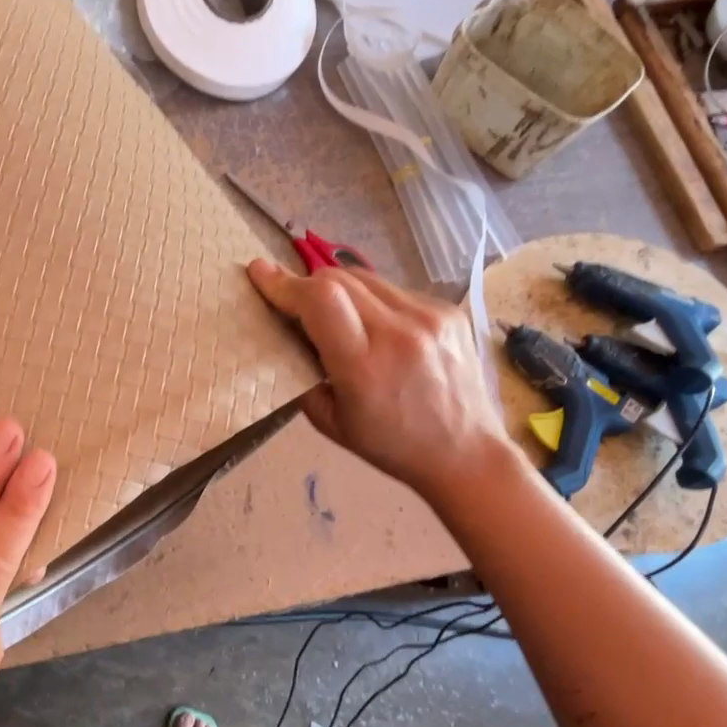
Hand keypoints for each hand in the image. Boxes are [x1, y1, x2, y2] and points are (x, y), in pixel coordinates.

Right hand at [247, 259, 512, 496]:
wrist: (467, 453)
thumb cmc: (391, 446)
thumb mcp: (331, 422)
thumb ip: (306, 374)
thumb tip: (289, 333)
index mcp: (364, 366)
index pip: (320, 300)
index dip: (284, 283)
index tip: (259, 272)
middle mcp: (399, 332)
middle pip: (338, 278)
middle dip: (307, 285)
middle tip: (293, 301)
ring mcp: (430, 316)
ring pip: (366, 279)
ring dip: (339, 291)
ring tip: (336, 317)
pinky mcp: (449, 311)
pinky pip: (395, 291)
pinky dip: (373, 303)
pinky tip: (377, 330)